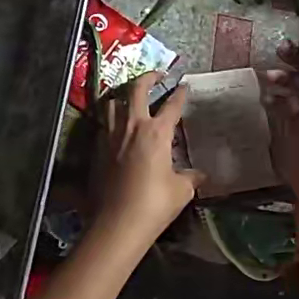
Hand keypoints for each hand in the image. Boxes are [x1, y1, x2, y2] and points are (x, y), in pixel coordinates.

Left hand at [91, 71, 199, 251]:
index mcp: (157, 132)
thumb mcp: (182, 190)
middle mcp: (133, 127)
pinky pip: (103, 124)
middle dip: (148, 77)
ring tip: (131, 97)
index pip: (172, 105)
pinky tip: (116, 126)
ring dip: (123, 95)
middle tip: (157, 74)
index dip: (180, 94)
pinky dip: (111, 118)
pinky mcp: (97, 149)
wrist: (118, 223)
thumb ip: (191, 177)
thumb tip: (200, 174)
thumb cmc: (155, 203)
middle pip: (137, 89)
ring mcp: (111, 136)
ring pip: (113, 102)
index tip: (184, 86)